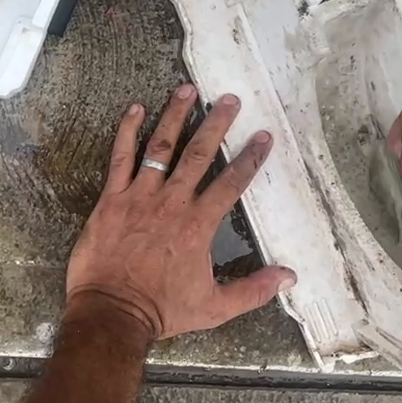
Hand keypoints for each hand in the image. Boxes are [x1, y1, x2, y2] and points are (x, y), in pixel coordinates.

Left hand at [64, 84, 296, 343]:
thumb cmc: (162, 310)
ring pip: (161, 147)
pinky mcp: (112, 197)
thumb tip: (289, 276)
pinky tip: (136, 108)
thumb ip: (253, 290)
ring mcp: (140, 196)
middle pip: (199, 154)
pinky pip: (120, 157)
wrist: (112, 313)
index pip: (231, 183)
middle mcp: (173, 202)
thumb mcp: (214, 307)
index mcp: (198, 224)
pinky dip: (127, 131)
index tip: (263, 135)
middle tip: (229, 99)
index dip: (250, 158)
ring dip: (175, 116)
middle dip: (216, 123)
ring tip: (187, 89)